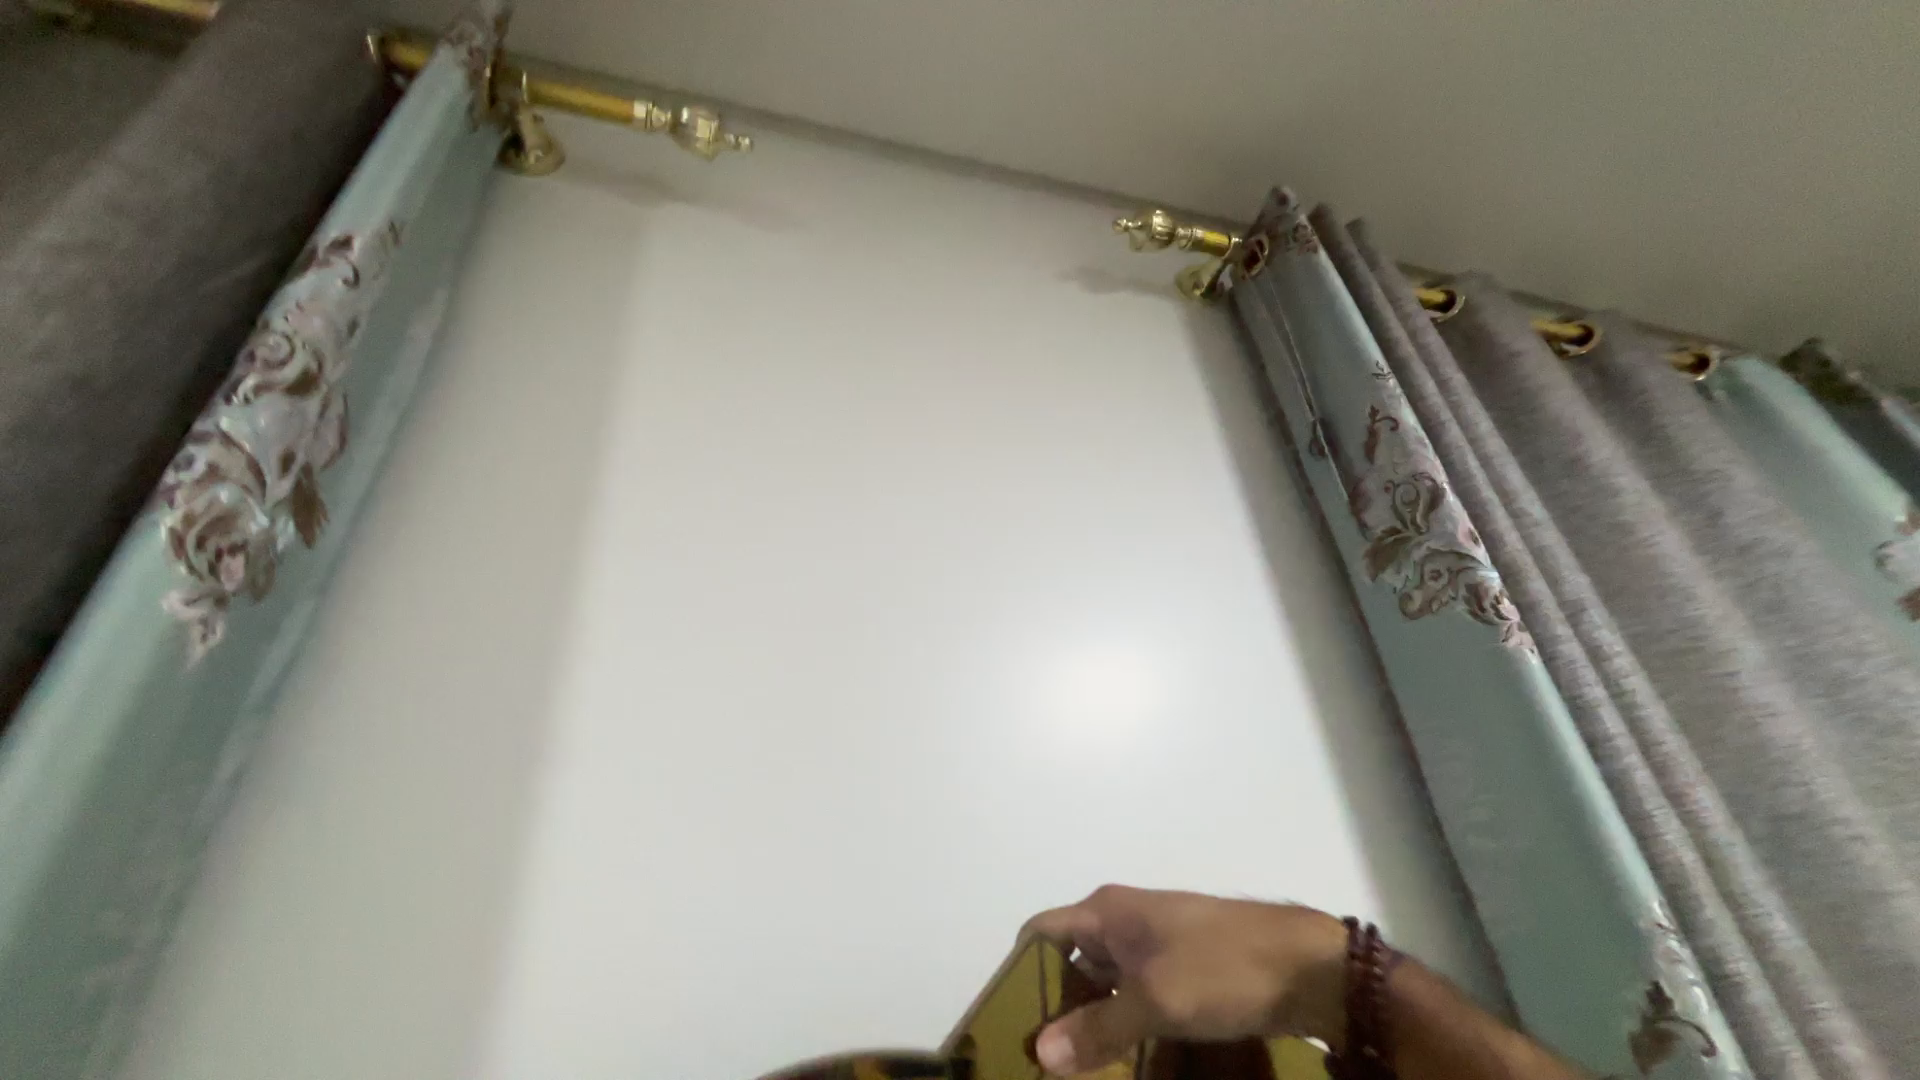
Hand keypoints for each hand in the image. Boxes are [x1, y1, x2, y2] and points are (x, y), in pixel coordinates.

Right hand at [1022, 886, 1348, 1076]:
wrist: (1307, 966)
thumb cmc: (1221, 968)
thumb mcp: (1156, 1001)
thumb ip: (1098, 1029)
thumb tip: (1040, 1054)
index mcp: (1106, 912)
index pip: (1040, 933)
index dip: (1019, 973)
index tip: (1009, 1024)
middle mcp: (1123, 921)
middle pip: (1070, 960)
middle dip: (1055, 1008)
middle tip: (1044, 1062)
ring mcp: (1156, 944)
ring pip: (1106, 983)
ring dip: (1093, 1022)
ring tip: (1080, 1072)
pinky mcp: (1184, 968)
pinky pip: (1138, 995)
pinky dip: (1126, 1024)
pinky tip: (1128, 1062)